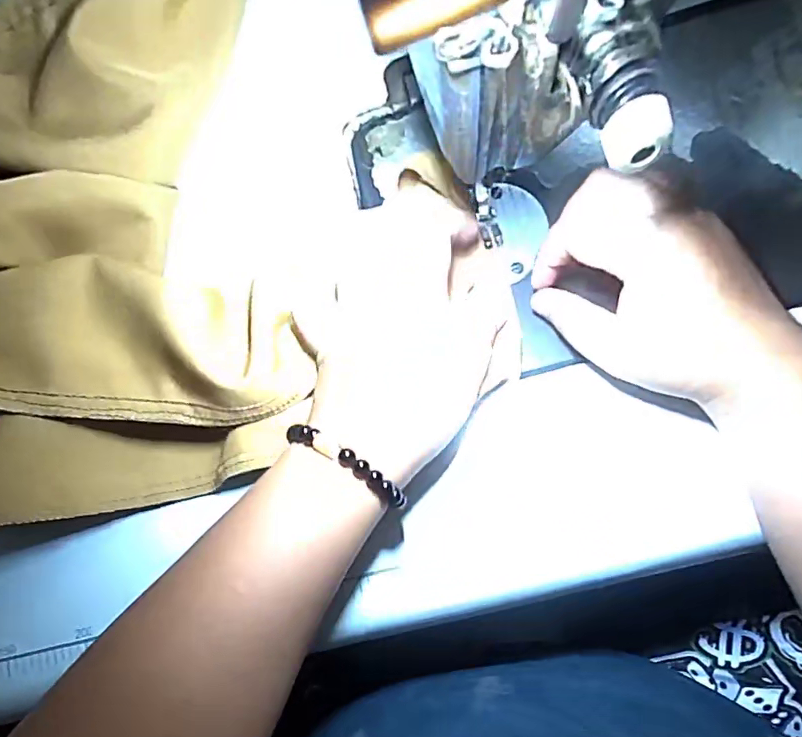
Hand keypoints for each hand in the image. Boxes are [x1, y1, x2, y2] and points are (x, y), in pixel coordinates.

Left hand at [297, 175, 519, 485]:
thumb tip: (490, 287)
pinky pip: (311, 303)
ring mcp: (345, 315)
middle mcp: (378, 294)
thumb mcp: (470, 368)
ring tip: (383, 258)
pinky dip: (317, 292)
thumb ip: (483, 320)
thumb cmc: (424, 411)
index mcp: (420, 296)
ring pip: (349, 259)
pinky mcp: (323, 341)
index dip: (453, 224)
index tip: (469, 235)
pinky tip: (321, 291)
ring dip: (367, 247)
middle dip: (411, 225)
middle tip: (429, 239)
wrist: (366, 448)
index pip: (434, 235)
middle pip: (387, 237)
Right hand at [530, 169, 801, 411]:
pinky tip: (626, 245)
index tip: (545, 286)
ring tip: (591, 250)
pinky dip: (630, 208)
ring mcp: (692, 212)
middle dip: (570, 223)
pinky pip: (659, 191)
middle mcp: (668, 212)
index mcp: (643, 241)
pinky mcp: (706, 222)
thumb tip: (544, 300)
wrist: (754, 360)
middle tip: (563, 264)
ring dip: (600, 209)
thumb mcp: (617, 350)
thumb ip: (572, 319)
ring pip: (631, 181)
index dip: (551, 256)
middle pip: (600, 188)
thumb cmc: (689, 359)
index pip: (577, 226)